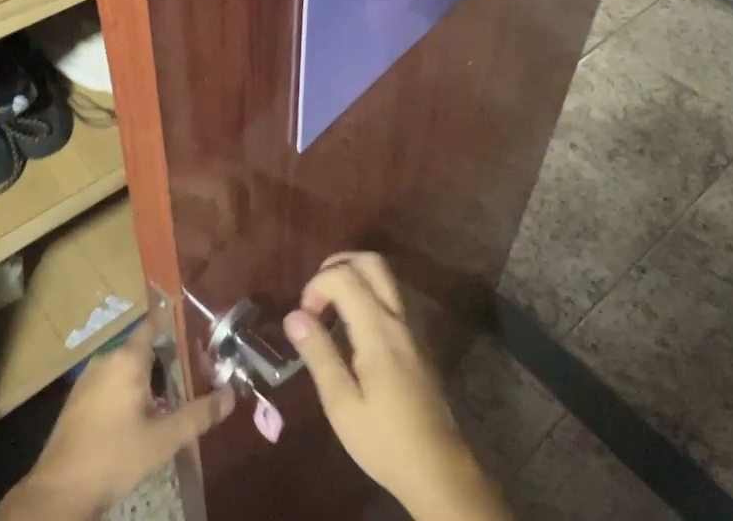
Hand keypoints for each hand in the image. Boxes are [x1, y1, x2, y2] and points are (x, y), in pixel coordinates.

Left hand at [0, 323, 235, 519]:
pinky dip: (128, 391)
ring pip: (126, 368)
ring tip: (172, 399)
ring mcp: (88, 379)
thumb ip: (200, 414)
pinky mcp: (78, 400)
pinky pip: (110, 383)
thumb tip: (231, 395)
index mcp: (127, 360)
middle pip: (143, 349)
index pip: (153, 326)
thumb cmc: (116, 455)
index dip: (174, 325)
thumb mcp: (165, 438)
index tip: (197, 329)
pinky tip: (141, 416)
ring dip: (148, 379)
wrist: (62, 488)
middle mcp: (106, 360)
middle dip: (167, 361)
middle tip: (194, 376)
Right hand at [282, 253, 509, 520]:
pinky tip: (352, 328)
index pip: (345, 277)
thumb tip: (294, 315)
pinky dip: (368, 295)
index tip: (303, 317)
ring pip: (386, 278)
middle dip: (338, 265)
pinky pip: (392, 299)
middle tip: (314, 295)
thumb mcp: (341, 404)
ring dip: (354, 277)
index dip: (316, 285)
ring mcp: (413, 329)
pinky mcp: (418, 343)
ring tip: (329, 309)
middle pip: (372, 263)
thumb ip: (319, 354)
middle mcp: (400, 320)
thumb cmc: (384, 441)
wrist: (439, 469)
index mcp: (379, 331)